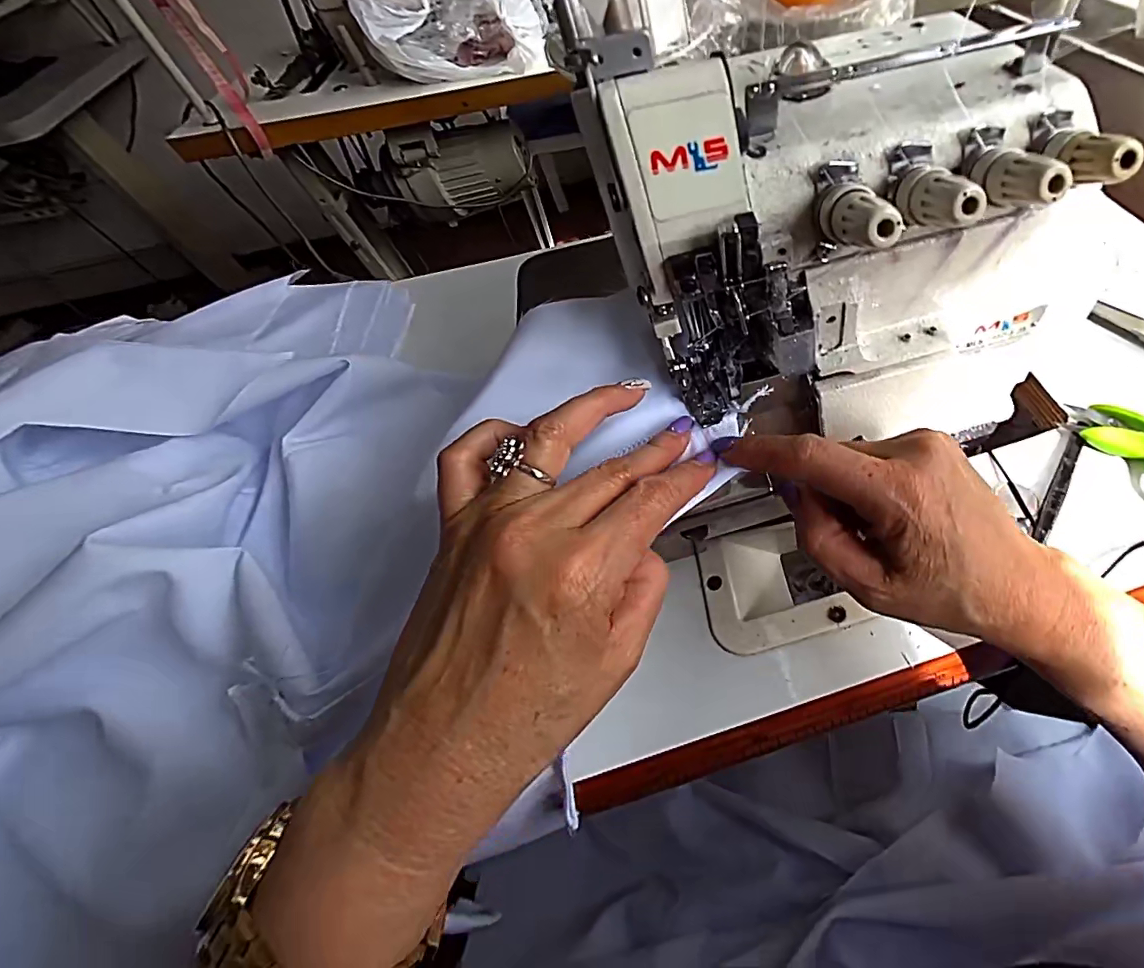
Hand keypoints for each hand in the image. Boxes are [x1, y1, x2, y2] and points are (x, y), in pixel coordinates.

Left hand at [254, 382, 714, 967]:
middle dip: (657, 449)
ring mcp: (487, 523)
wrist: (440, 747)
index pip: (650, 500)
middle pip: (612, 470)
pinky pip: (464, 460)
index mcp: (586, 568)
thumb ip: (645, 584)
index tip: (703, 465)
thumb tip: (642, 543)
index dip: (685, 478)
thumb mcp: (621, 655)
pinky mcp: (452, 530)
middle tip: (681, 436)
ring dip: (591, 409)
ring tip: (623, 396)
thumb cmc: (533, 713)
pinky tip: (521, 428)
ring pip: (547, 441)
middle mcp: (536, 532)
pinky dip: (493, 434)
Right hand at [719, 430, 1097, 658]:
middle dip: (820, 493)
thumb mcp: (871, 586)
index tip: (738, 451)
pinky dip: (869, 484)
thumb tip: (797, 498)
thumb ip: (819, 537)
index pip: (812, 456)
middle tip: (844, 536)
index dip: (765, 452)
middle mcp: (917, 453)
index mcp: (900, 490)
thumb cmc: (959, 589)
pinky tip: (896, 517)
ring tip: (884, 532)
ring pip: (853, 458)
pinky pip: (877, 456)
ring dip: (848, 491)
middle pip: (832, 460)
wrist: (1013, 581)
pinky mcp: (933, 445)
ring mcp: (928, 444)